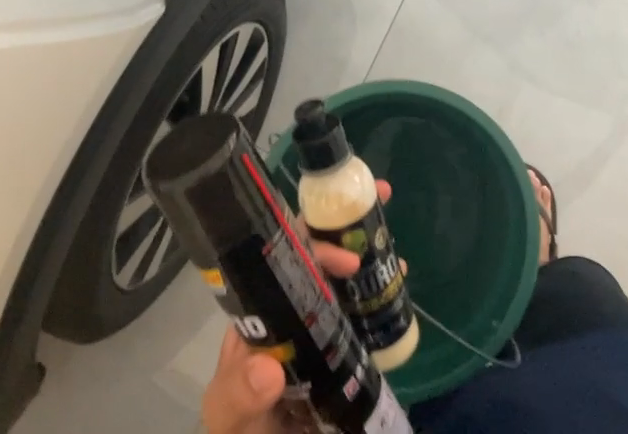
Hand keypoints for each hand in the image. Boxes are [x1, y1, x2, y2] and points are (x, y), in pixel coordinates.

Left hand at [200, 181, 393, 433]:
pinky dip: (379, 310)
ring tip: (398, 264)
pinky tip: (397, 298)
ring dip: (369, 270)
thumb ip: (239, 394)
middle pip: (319, 269)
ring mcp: (316, 338)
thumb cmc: (238, 428)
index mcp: (260, 317)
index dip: (314, 248)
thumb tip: (268, 369)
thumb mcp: (229, 413)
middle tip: (379, 215)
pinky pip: (361, 328)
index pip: (284, 265)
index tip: (348, 258)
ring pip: (344, 293)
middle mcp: (289, 318)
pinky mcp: (339, 363)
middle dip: (348, 240)